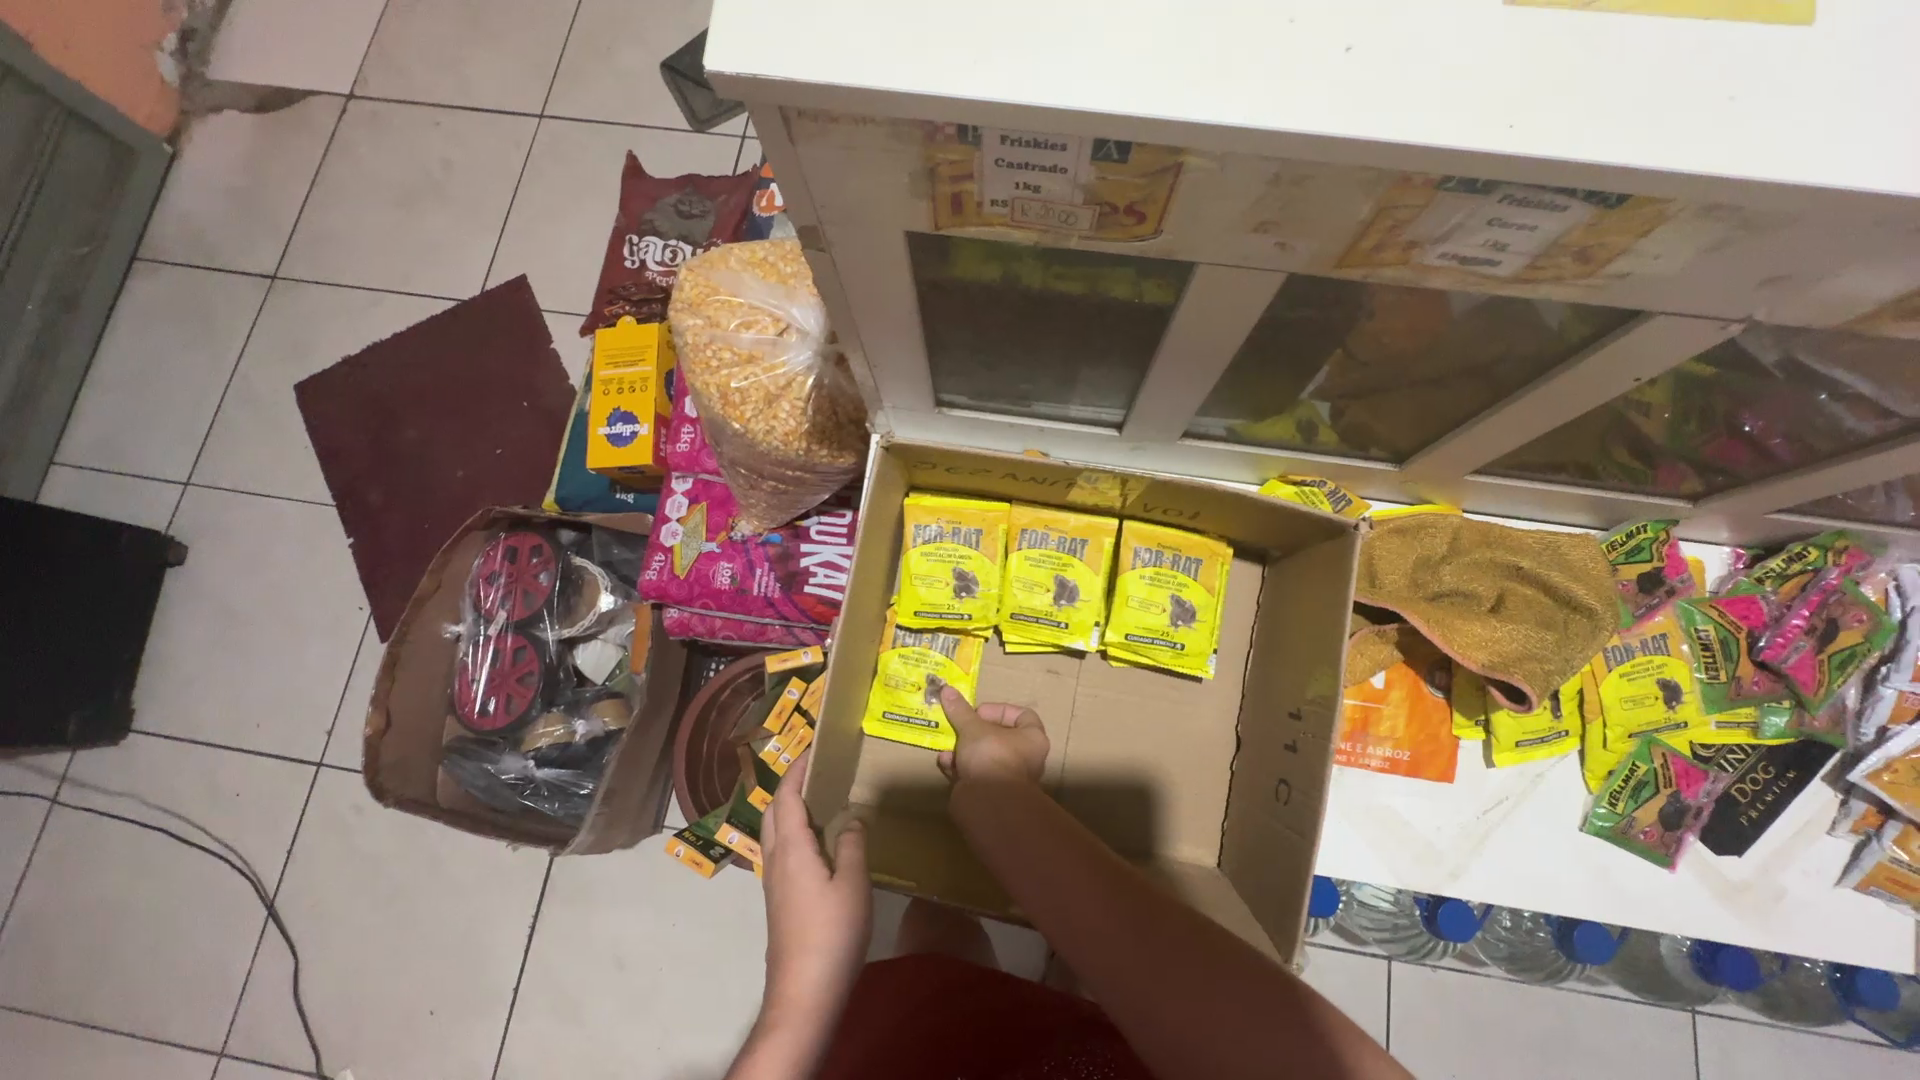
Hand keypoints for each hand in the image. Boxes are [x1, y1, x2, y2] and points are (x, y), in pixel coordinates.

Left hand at [758, 750, 870, 1028]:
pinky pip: (783, 852)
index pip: (786, 797)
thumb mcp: (853, 885)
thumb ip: (852, 845)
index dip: (796, 771)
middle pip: (773, 813)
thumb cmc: (831, 934)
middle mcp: (775, 860)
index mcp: (791, 849)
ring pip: (775, 834)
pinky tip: (821, 844)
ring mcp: (774, 883)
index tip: (812, 749)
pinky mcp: (779, 901)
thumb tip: (851, 817)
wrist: (804, 992)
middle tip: (818, 772)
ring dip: (791, 811)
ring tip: (822, 801)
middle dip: (790, 788)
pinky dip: (796, 833)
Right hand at [936, 685, 1049, 785]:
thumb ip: (960, 710)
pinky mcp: (990, 793)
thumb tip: (946, 689)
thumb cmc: (991, 756)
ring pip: (984, 757)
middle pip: (999, 737)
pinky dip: (959, 767)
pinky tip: (946, 763)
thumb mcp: (972, 727)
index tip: (977, 712)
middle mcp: (1025, 758)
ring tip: (948, 745)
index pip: (1024, 715)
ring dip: (963, 749)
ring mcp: (1007, 777)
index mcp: (1033, 739)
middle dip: (975, 731)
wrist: (988, 803)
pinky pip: (974, 774)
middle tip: (959, 726)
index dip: (1000, 710)